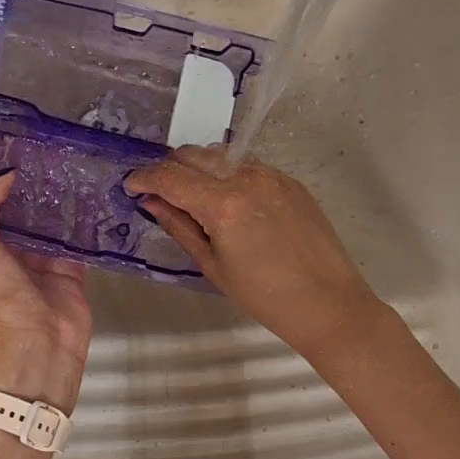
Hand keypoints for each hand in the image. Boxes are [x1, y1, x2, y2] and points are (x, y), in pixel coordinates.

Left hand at [0, 171, 91, 411]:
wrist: (38, 347)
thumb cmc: (2, 299)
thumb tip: (5, 176)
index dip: (2, 177)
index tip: (21, 147)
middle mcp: (15, 250)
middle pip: (27, 209)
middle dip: (38, 185)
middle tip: (58, 151)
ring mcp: (46, 260)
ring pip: (55, 221)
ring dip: (64, 199)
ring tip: (79, 166)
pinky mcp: (74, 270)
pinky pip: (80, 240)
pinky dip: (88, 222)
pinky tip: (98, 197)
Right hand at [124, 145, 391, 362]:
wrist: (329, 304)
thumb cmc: (264, 296)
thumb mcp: (212, 264)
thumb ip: (179, 225)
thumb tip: (151, 202)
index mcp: (223, 204)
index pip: (171, 177)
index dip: (144, 178)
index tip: (130, 186)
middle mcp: (247, 178)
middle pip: (193, 155)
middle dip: (168, 168)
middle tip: (155, 191)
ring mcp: (272, 175)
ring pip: (220, 155)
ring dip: (196, 167)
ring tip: (188, 194)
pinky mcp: (290, 181)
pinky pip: (246, 165)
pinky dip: (225, 173)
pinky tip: (224, 199)